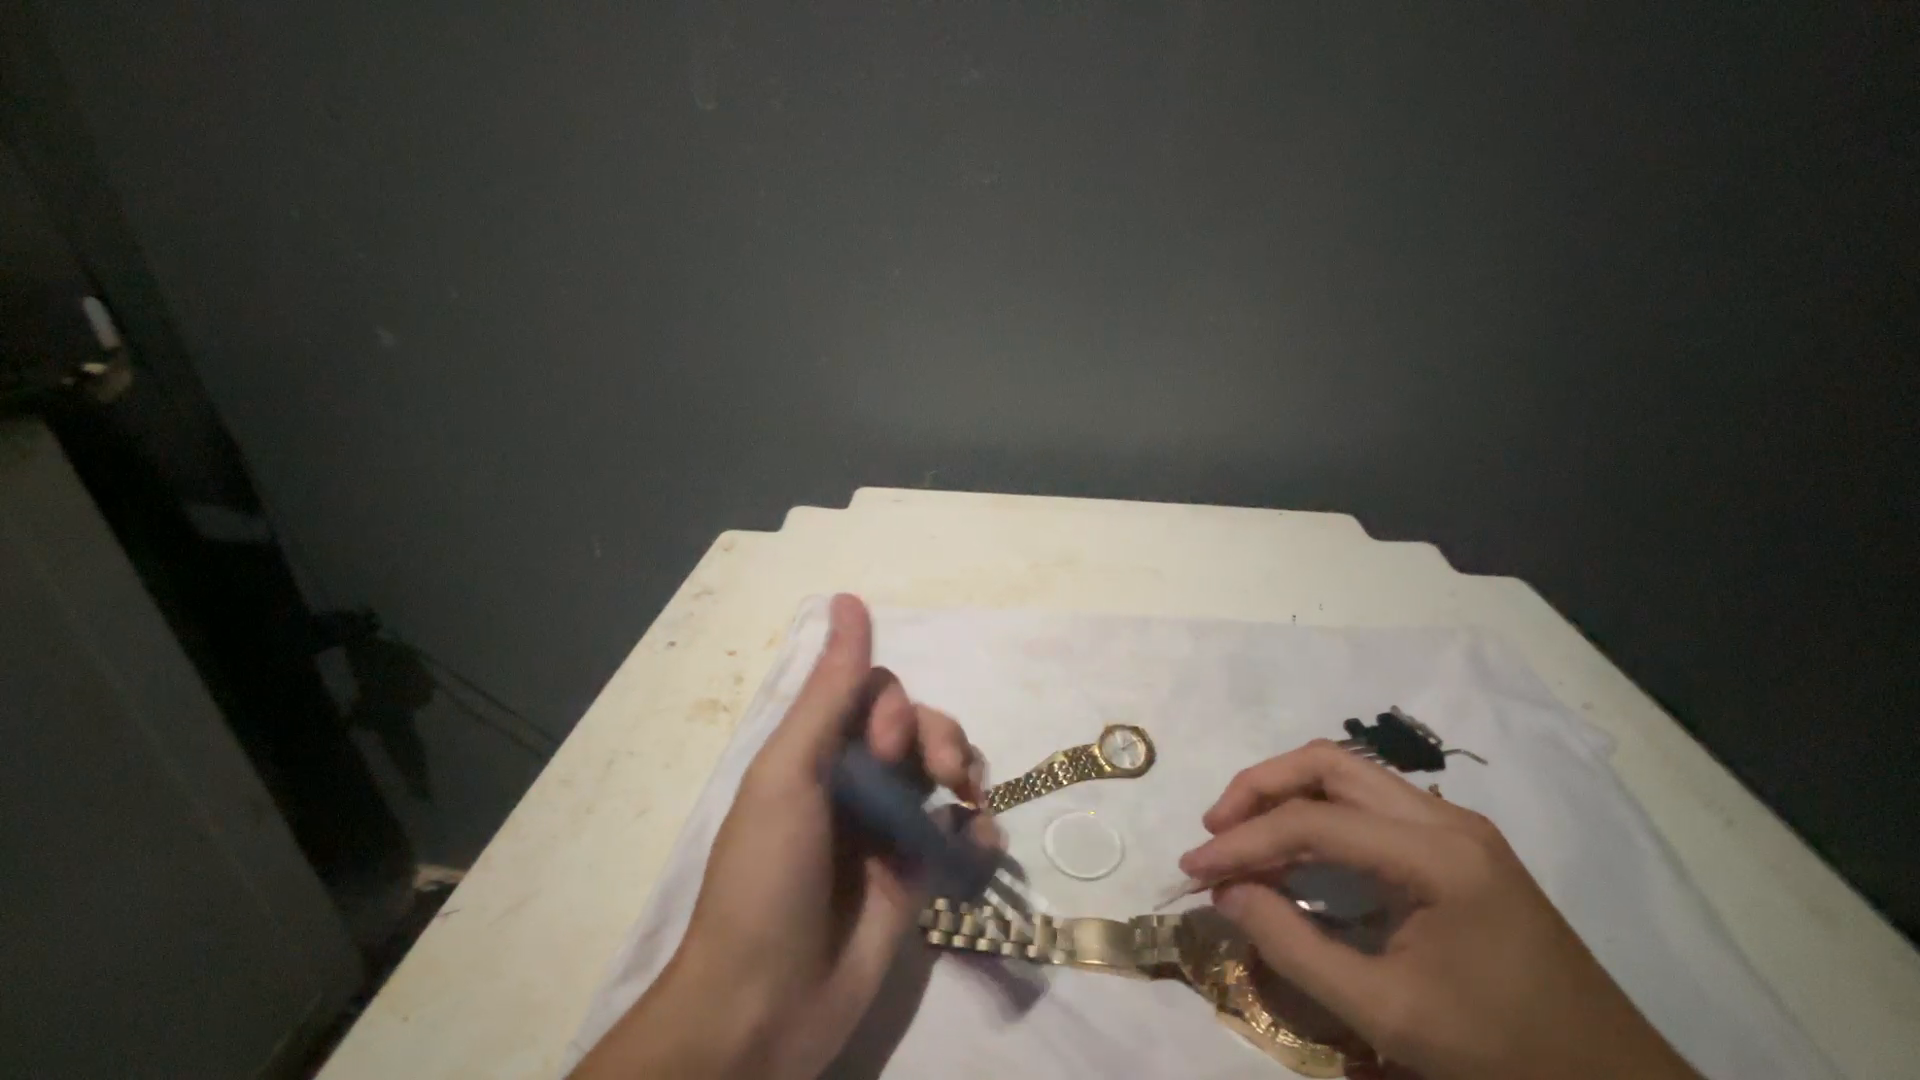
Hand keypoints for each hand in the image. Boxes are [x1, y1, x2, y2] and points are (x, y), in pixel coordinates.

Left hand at [573, 595, 987, 1079]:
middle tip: (943, 774)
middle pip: (918, 727)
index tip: (884, 748)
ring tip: (969, 803)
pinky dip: (978, 830)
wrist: (767, 1004)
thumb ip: (829, 691)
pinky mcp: (916, 876)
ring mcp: (887, 829)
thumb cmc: (767, 877)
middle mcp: (854, 781)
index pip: (875, 694)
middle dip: (939, 738)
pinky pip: (959, 833)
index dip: (892, 709)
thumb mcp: (790, 773)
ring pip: (944, 773)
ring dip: (966, 772)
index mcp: (817, 751)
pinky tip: (978, 841)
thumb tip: (848, 598)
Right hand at [1179, 742, 1701, 1079]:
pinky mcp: (1460, 846)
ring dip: (1287, 794)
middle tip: (1215, 830)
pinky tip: (1297, 852)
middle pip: (1330, 764)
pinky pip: (1372, 806)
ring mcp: (1457, 827)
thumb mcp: (1385, 1012)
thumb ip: (1293, 946)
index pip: (1314, 822)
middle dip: (1260, 787)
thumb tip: (1226, 891)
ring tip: (1241, 835)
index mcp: (1437, 855)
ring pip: (1350, 775)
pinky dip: (1320, 814)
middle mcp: (1446, 820)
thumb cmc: (1500, 1052)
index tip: (1193, 869)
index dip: (1243, 841)